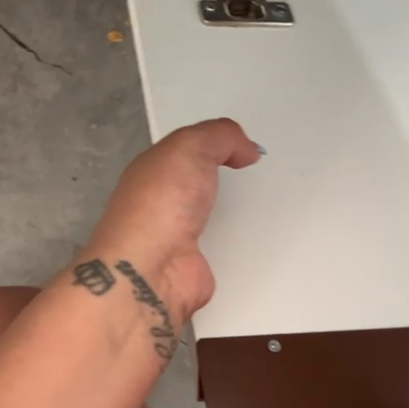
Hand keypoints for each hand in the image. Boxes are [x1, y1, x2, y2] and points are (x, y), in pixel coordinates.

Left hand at [77, 118, 262, 326]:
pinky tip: (250, 241)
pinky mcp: (190, 268)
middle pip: (193, 186)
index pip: (183, 153)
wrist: (149, 270)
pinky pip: (218, 252)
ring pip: (206, 220)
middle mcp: (159, 205)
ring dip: (227, 217)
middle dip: (218, 180)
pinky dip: (232, 248)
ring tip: (259, 207)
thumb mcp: (191, 147)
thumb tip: (246, 148)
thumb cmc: (161, 203)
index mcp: (151, 172)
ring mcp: (173, 239)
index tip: (241, 146)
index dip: (211, 145)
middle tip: (252, 174)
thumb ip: (220, 137)